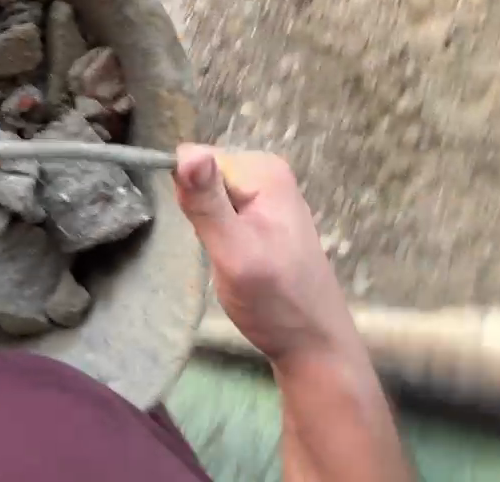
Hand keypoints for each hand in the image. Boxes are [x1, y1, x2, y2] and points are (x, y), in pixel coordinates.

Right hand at [173, 145, 360, 370]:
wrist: (314, 347)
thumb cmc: (275, 302)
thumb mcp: (234, 251)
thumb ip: (207, 202)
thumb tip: (184, 152)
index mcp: (262, 169)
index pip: (194, 159)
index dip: (191, 197)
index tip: (209, 232)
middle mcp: (266, 170)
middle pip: (201, 174)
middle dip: (200, 210)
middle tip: (222, 248)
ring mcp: (266, 192)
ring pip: (207, 193)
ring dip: (208, 224)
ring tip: (230, 254)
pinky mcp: (263, 212)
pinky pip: (220, 207)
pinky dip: (217, 231)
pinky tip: (235, 254)